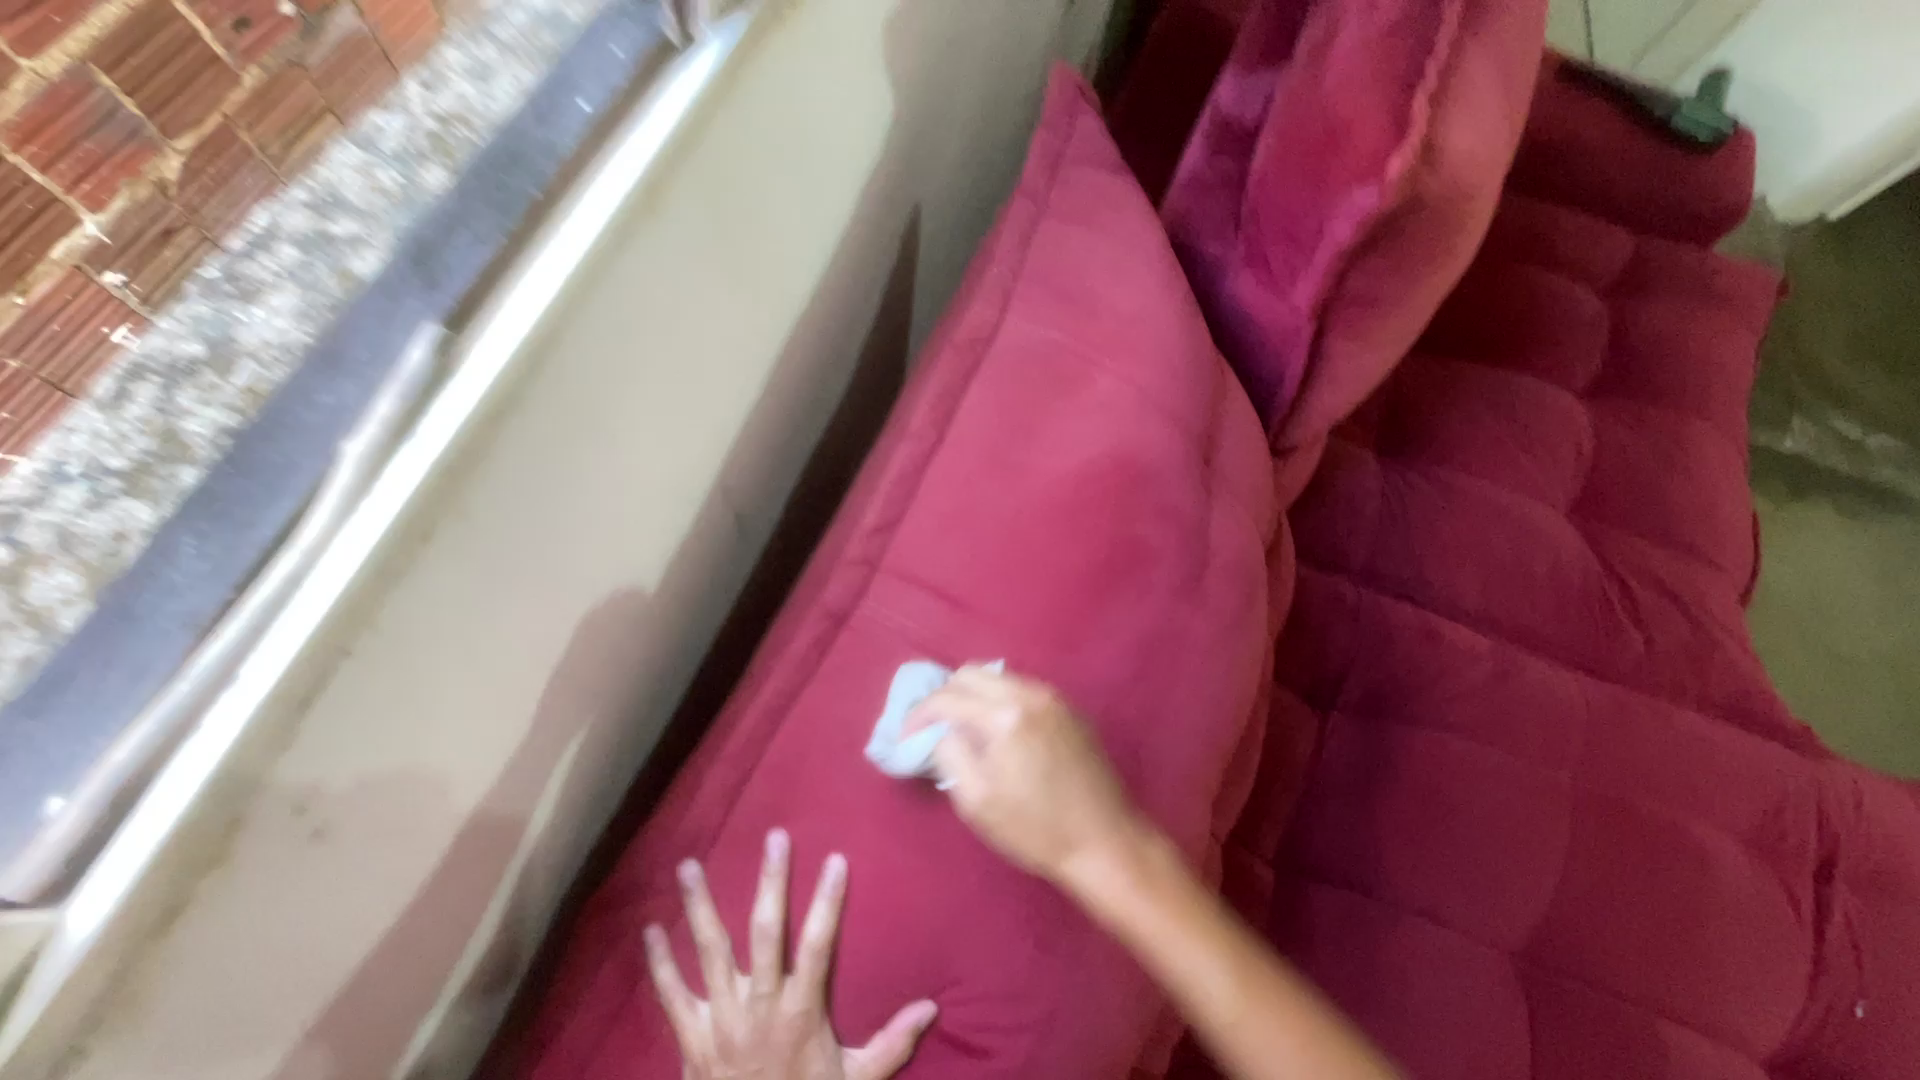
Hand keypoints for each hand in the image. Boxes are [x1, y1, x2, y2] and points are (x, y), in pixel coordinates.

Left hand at [646, 829, 937, 1079]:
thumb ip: (892, 1044)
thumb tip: (932, 1007)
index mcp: (800, 1012)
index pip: (818, 945)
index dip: (828, 902)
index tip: (836, 860)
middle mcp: (758, 1006)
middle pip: (765, 933)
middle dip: (771, 884)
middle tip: (775, 839)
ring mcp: (719, 1020)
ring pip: (710, 952)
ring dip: (699, 906)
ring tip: (689, 865)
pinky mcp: (689, 1037)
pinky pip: (670, 995)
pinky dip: (659, 962)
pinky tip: (650, 929)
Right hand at [913, 666, 1147, 884]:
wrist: (1105, 842)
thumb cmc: (1035, 829)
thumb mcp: (976, 800)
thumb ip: (949, 754)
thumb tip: (940, 731)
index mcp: (1004, 715)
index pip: (945, 698)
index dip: (918, 717)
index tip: (907, 739)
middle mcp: (1030, 693)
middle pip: (971, 673)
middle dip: (945, 696)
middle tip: (934, 729)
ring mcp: (1055, 699)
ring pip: (1000, 678)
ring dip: (974, 697)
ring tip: (965, 731)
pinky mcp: (1071, 711)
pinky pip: (1025, 691)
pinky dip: (1002, 702)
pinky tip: (1001, 735)